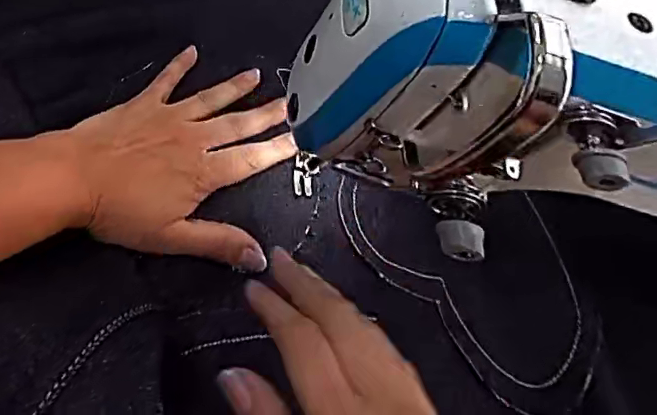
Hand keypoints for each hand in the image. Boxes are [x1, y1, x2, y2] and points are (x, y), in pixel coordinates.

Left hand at [56, 47, 293, 271]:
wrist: (77, 176)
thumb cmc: (121, 212)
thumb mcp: (171, 238)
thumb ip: (217, 242)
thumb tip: (260, 256)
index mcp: (203, 171)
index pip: (250, 159)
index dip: (277, 149)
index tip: (300, 138)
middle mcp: (195, 138)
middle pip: (238, 124)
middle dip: (267, 113)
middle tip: (290, 102)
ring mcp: (171, 115)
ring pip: (211, 99)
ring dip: (234, 87)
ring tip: (255, 75)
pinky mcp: (146, 102)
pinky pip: (167, 80)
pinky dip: (179, 66)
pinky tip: (191, 51)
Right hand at [216, 249, 436, 414]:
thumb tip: (234, 377)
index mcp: (344, 414)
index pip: (304, 340)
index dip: (275, 307)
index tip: (254, 287)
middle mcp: (380, 396)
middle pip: (338, 321)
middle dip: (305, 283)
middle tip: (279, 258)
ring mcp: (407, 397)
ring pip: (366, 327)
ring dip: (333, 296)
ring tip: (307, 277)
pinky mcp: (422, 405)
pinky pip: (386, 346)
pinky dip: (360, 322)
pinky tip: (351, 320)